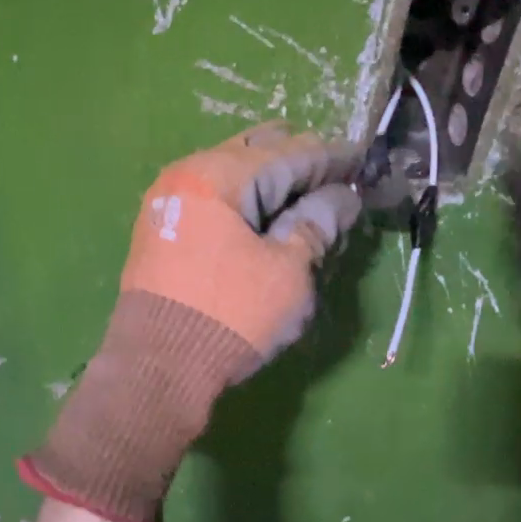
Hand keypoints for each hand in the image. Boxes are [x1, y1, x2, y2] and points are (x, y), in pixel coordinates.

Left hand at [18, 122, 360, 521]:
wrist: (157, 368)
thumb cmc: (229, 315)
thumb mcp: (287, 271)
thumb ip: (316, 224)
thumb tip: (342, 198)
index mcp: (218, 174)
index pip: (288, 154)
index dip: (331, 158)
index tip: (363, 159)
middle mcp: (187, 173)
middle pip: (255, 153)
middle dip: (298, 161)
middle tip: (338, 176)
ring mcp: (169, 200)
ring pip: (232, 173)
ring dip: (270, 180)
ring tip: (308, 195)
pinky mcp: (162, 228)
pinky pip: (213, 197)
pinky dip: (245, 199)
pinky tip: (268, 215)